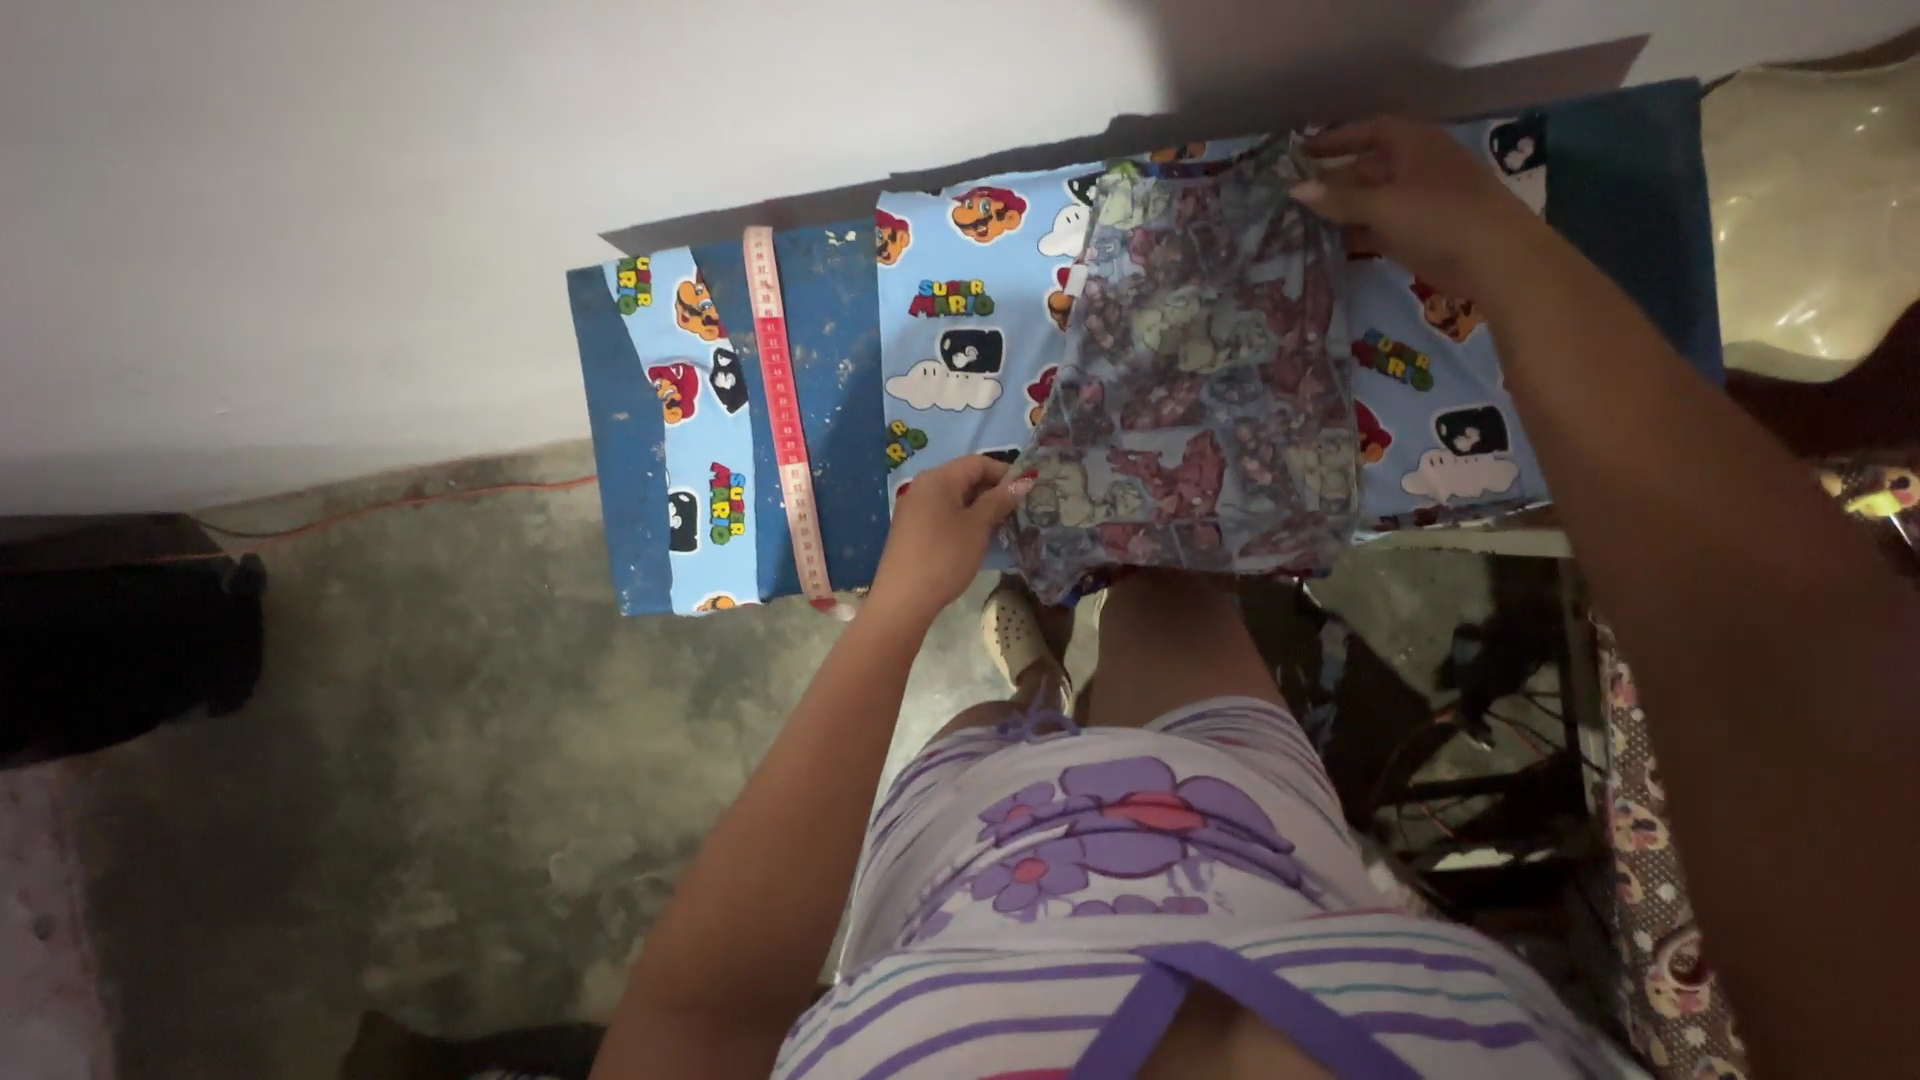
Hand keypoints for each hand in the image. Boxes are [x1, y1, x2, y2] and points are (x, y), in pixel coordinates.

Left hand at [867, 456, 1034, 625]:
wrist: (903, 599)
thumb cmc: (945, 556)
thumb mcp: (977, 526)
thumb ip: (1000, 499)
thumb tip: (1025, 479)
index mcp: (937, 478)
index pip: (977, 462)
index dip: (1005, 472)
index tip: (1027, 491)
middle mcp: (922, 487)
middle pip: (964, 477)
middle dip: (992, 490)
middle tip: (1017, 510)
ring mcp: (913, 509)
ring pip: (953, 498)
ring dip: (978, 507)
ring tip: (1000, 525)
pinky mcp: (910, 530)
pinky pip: (942, 514)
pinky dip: (962, 519)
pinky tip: (975, 538)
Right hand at [1291, 117, 1554, 299]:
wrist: (1492, 256)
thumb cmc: (1438, 216)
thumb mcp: (1383, 204)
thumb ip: (1339, 199)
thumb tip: (1295, 189)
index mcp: (1414, 145)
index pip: (1371, 131)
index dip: (1337, 139)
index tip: (1303, 152)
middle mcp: (1416, 167)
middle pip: (1368, 167)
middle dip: (1335, 179)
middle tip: (1297, 193)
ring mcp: (1419, 201)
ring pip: (1372, 199)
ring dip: (1342, 208)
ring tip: (1305, 220)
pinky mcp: (1418, 232)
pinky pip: (1380, 226)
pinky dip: (1357, 232)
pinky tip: (1332, 242)